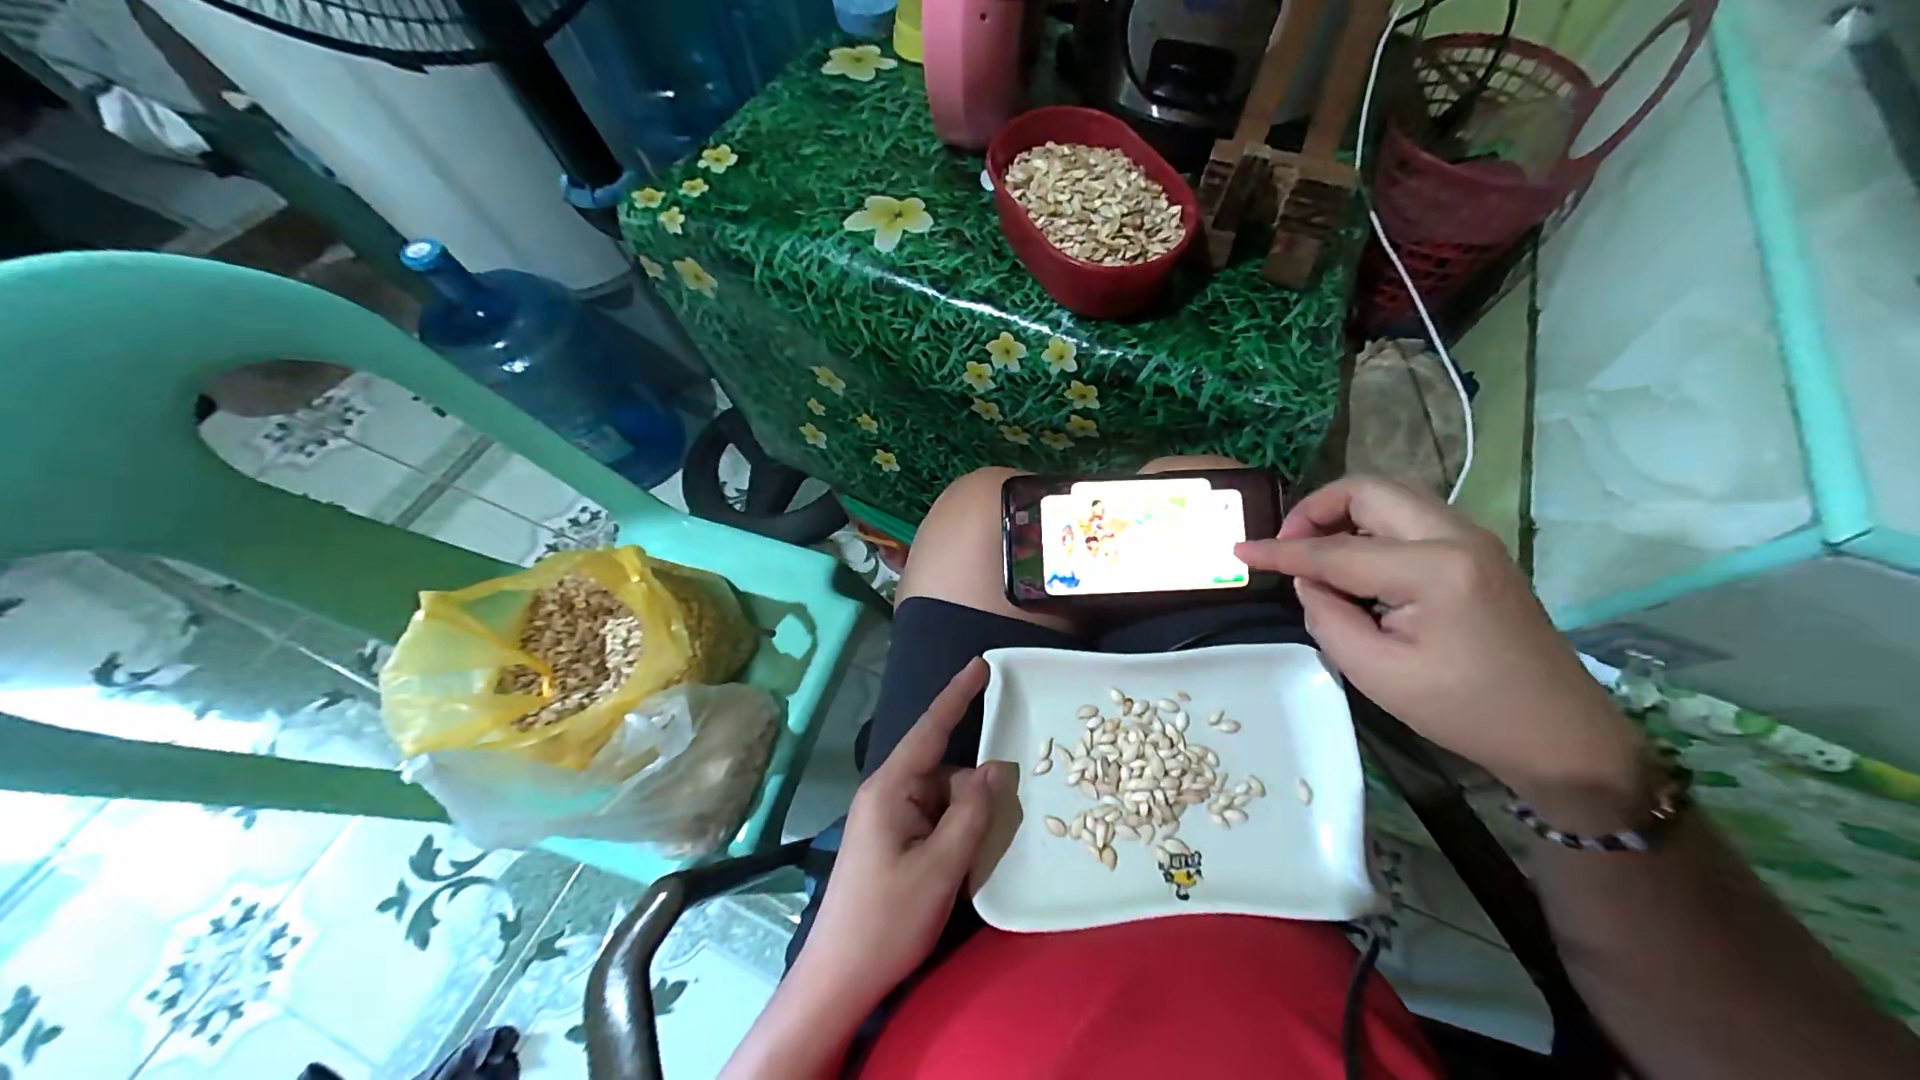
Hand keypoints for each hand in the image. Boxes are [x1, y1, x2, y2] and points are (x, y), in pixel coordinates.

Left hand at [796, 659, 1012, 1006]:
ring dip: (966, 818)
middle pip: (944, 771)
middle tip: (1000, 822)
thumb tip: (995, 768)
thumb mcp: (940, 867)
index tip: (981, 664)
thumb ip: (972, 813)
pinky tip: (964, 863)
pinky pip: (934, 820)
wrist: (838, 978)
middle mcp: (887, 794)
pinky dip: (955, 833)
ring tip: (976, 859)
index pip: (930, 729)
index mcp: (890, 788)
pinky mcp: (891, 840)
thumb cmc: (887, 920)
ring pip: (942, 798)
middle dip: (974, 790)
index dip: (958, 695)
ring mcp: (887, 818)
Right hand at [1236, 477, 1640, 796]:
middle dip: (1315, 509)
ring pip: (1390, 497)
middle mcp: (1458, 536)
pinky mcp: (1477, 553)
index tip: (1239, 551)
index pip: (1335, 549)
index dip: (1281, 551)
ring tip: (1314, 556)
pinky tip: (1354, 567)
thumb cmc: (1464, 710)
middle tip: (1286, 546)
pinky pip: (1409, 519)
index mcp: (1434, 569)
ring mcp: (1474, 540)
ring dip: (1343, 516)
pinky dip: (1369, 529)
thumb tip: (1306, 579)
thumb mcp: (1375, 671)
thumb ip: (1326, 614)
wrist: (1560, 734)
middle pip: (1369, 490)